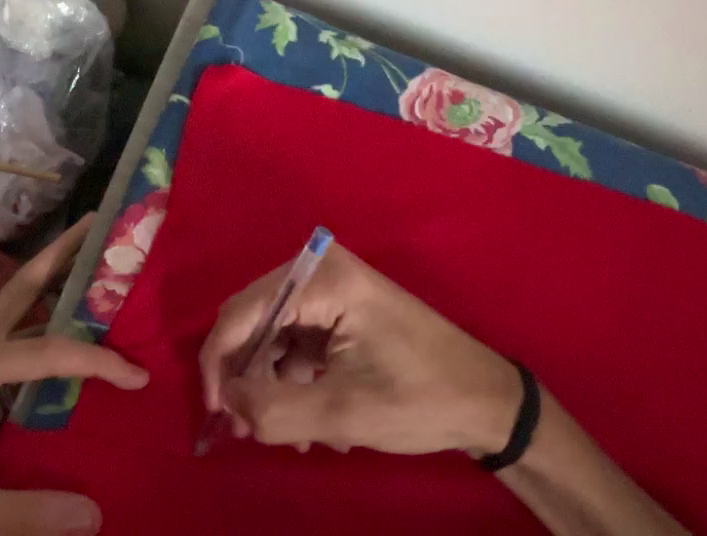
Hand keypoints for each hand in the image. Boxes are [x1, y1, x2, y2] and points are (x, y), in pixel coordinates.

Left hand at [0, 217, 146, 535]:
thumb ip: (25, 515)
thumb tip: (97, 512)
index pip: (47, 352)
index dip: (97, 361)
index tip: (139, 377)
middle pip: (21, 285)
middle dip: (61, 252)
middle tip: (98, 223)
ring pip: (11, 300)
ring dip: (48, 274)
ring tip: (88, 256)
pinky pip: (6, 326)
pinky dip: (36, 308)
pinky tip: (54, 320)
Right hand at [199, 243, 520, 456]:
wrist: (490, 403)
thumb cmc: (421, 399)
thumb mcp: (343, 414)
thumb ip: (273, 409)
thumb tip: (228, 404)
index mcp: (321, 278)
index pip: (243, 312)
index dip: (220, 363)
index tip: (217, 414)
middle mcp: (320, 270)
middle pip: (255, 320)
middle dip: (246, 376)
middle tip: (246, 429)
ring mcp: (332, 288)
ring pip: (273, 333)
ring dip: (271, 384)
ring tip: (288, 435)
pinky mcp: (341, 309)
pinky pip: (296, 340)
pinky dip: (294, 380)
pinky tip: (310, 423)